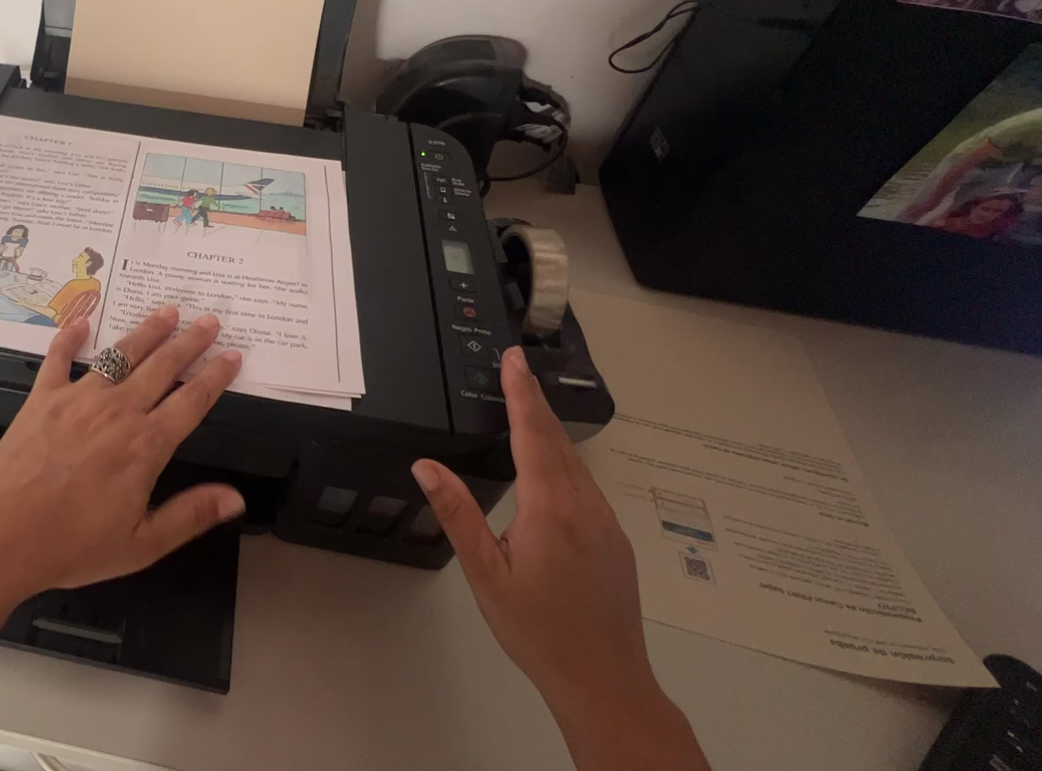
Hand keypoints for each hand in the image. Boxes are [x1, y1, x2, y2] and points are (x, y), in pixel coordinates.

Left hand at [0, 306, 245, 598]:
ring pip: (120, 354)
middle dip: (190, 341)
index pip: (192, 401)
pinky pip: (60, 357)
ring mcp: (78, 398)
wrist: (2, 536)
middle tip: (209, 320)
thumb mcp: (142, 545)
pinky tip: (82, 321)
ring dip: (147, 330)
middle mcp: (117, 410)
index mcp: (146, 445)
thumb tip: (236, 498)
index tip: (233, 355)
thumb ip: (190, 515)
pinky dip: (71, 336)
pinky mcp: (42, 397)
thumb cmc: (73, 545)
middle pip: (163, 366)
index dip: (216, 376)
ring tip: (167, 311)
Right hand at [413, 348, 706, 769]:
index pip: (533, 434)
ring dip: (549, 430)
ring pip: (575, 462)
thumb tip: (426, 465)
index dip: (521, 393)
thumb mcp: (485, 572)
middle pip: (557, 440)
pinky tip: (549, 466)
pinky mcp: (615, 539)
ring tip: (526, 406)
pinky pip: (586, 485)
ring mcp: (606, 522)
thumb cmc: (535, 628)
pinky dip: (563, 460)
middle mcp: (585, 506)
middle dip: (535, 400)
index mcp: (550, 508)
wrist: (605, 682)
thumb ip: (457, 513)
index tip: (515, 358)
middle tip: (517, 367)